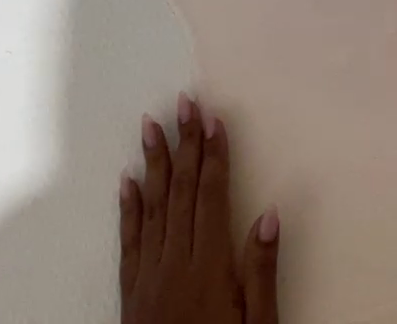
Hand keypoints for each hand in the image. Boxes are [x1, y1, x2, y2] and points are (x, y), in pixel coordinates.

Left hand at [120, 93, 279, 323]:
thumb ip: (260, 272)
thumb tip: (268, 214)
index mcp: (208, 267)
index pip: (211, 196)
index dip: (214, 155)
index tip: (214, 118)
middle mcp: (175, 263)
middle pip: (180, 191)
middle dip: (184, 143)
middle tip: (184, 102)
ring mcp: (149, 276)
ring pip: (151, 206)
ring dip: (153, 162)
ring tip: (152, 125)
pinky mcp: (131, 293)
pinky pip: (129, 241)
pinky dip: (128, 207)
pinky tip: (128, 180)